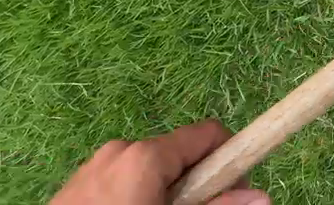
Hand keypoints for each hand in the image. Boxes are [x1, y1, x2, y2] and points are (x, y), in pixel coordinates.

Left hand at [51, 120, 267, 204]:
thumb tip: (264, 198)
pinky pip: (118, 185)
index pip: (210, 135)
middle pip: (179, 157)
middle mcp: (120, 150)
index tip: (230, 195)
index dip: (228, 162)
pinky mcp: (69, 189)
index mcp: (146, 155)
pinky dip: (130, 202)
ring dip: (159, 197)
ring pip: (148, 174)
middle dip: (190, 188)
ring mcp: (91, 168)